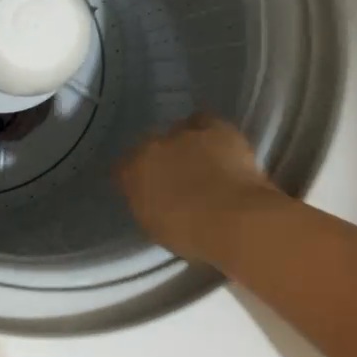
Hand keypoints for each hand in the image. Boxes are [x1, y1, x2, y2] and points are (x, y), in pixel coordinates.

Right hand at [116, 114, 283, 257]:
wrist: (234, 220)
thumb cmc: (191, 235)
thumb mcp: (156, 227)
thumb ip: (148, 205)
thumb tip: (154, 200)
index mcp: (131, 174)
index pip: (122, 169)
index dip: (135, 177)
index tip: (147, 189)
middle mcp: (151, 148)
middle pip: (149, 145)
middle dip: (160, 157)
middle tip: (176, 175)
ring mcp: (183, 135)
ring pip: (178, 129)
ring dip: (186, 143)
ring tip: (201, 157)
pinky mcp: (216, 129)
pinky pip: (207, 121)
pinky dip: (210, 131)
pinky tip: (218, 143)